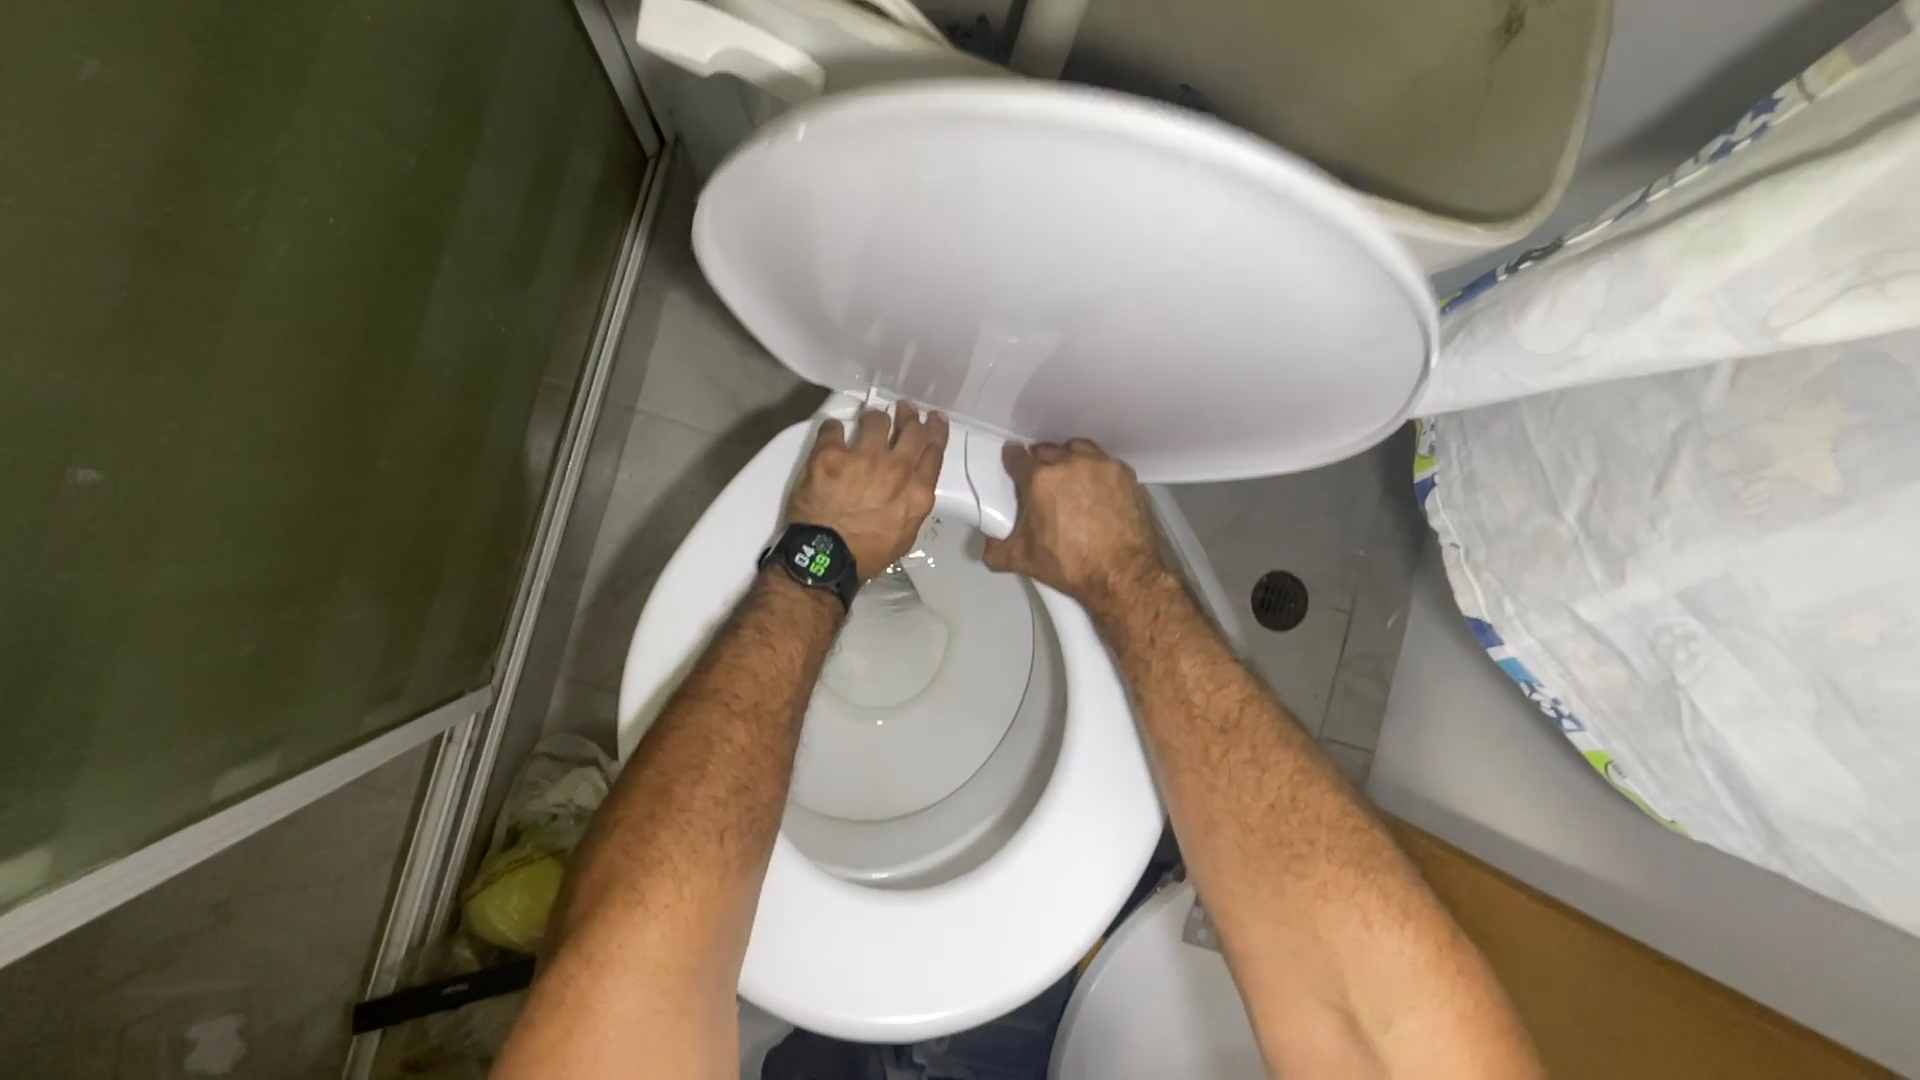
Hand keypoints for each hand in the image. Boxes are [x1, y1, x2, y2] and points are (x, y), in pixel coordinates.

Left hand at [784, 408, 949, 582]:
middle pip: (910, 430)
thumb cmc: (867, 554)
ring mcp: (863, 457)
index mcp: (918, 491)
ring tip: (870, 420)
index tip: (934, 419)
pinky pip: (834, 427)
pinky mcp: (830, 454)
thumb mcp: (906, 536)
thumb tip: (911, 488)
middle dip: (909, 415)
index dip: (936, 430)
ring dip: (875, 418)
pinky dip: (834, 429)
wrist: (826, 558)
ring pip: (877, 420)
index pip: (933, 451)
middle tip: (904, 408)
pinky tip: (834, 433)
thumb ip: (913, 506)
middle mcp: (897, 469)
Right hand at [983, 439, 1167, 607]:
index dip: (1012, 461)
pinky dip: (1095, 470)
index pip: (1017, 458)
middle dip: (1040, 462)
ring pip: (1077, 449)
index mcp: (1040, 480)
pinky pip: (1104, 462)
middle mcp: (1070, 464)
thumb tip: (990, 546)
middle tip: (1040, 480)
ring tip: (1068, 477)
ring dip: (1068, 458)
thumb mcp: (1023, 560)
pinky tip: (1095, 487)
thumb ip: (997, 549)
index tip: (1013, 464)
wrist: (1121, 574)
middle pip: (1047, 451)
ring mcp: (1100, 466)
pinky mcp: (1124, 475)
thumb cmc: (1070, 565)